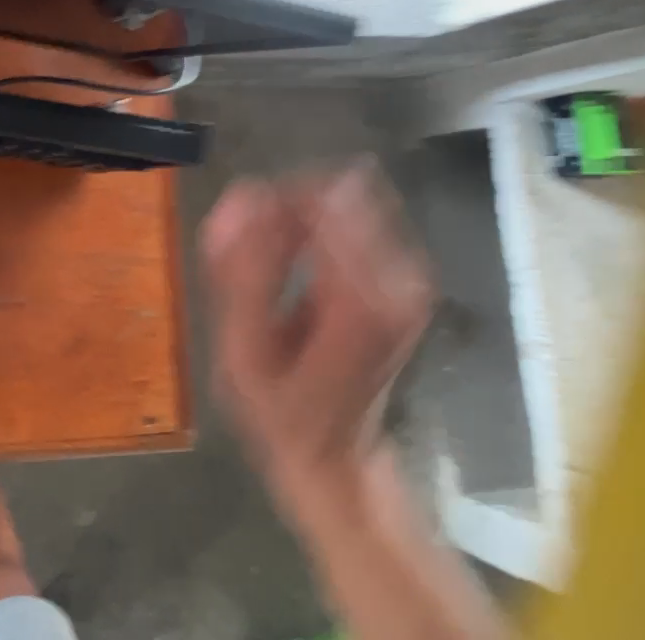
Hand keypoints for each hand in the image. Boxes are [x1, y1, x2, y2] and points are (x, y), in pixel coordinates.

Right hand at [200, 163, 432, 509]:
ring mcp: (410, 279)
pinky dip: (314, 230)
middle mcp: (401, 278)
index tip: (234, 230)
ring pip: (347, 203)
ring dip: (297, 217)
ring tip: (265, 259)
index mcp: (361, 294)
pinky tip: (289, 263)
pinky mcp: (406, 280)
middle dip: (284, 207)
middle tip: (246, 247)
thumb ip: (241, 269)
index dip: (270, 200)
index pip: (322, 198)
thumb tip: (238, 196)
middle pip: (338, 193)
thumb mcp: (243, 347)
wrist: (333, 452)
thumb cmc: (279, 407)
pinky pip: (355, 223)